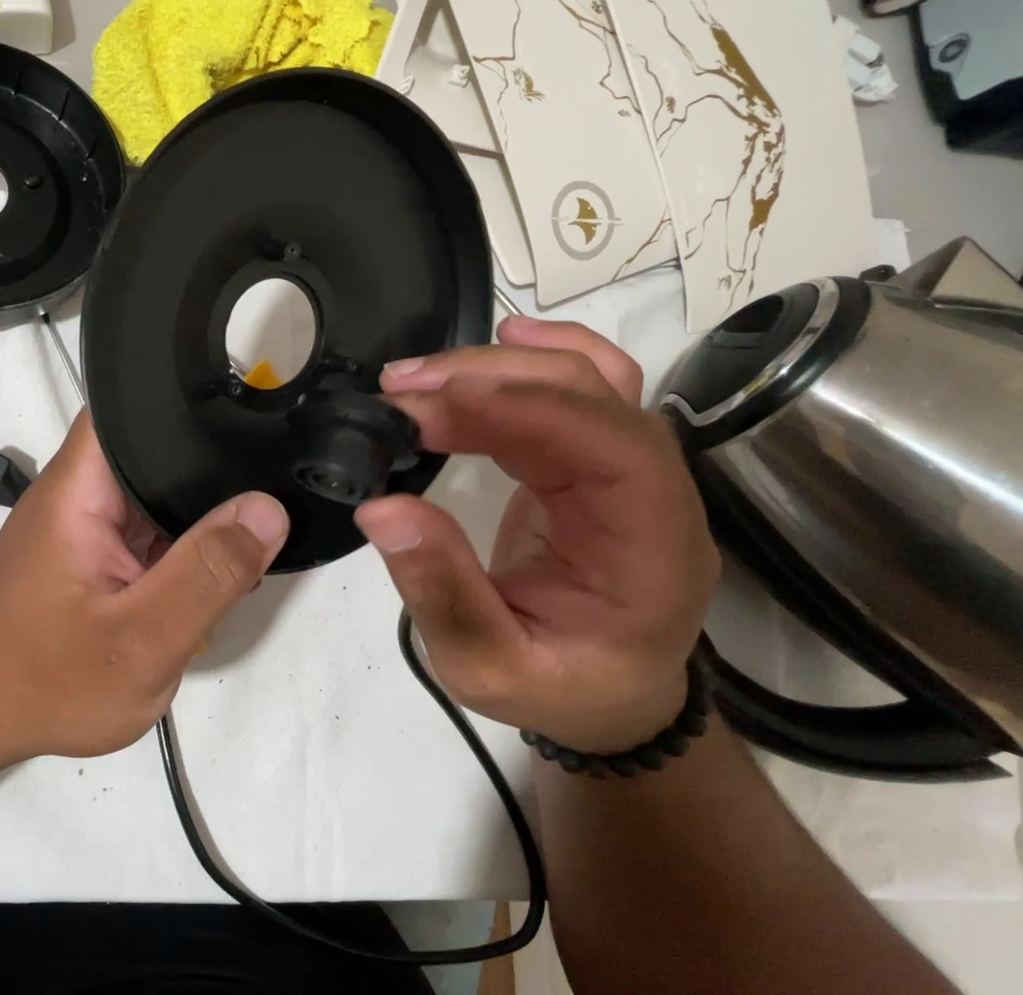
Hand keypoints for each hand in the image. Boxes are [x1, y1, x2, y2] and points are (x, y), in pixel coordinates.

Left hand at [0, 412, 288, 763]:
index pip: (124, 409)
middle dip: (207, 465)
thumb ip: (206, 575)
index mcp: (75, 493)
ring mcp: (77, 529)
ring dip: (194, 514)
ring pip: (149, 498)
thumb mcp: (143, 640)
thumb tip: (266, 511)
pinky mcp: (83, 558)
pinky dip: (175, 547)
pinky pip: (140, 533)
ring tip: (256, 530)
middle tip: (275, 481)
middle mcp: (72, 497)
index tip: (245, 406)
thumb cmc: (48, 684)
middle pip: (147, 453)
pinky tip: (213, 569)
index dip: (182, 399)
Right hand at [356, 317, 719, 752]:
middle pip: (596, 400)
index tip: (436, 400)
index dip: (530, 409)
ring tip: (413, 377)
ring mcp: (633, 476)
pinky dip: (538, 362)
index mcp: (650, 552)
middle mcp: (656, 498)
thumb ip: (441, 593)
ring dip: (499, 367)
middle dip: (491, 380)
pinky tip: (500, 339)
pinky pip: (580, 396)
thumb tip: (381, 508)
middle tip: (397, 390)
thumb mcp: (486, 668)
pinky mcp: (598, 467)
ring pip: (585, 385)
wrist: (610, 697)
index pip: (613, 450)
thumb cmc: (557, 689)